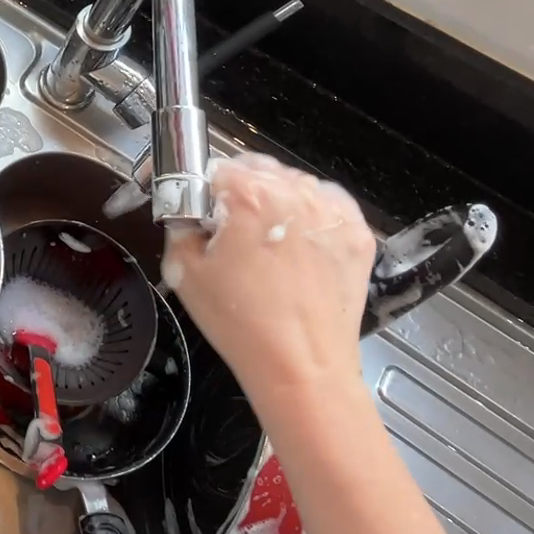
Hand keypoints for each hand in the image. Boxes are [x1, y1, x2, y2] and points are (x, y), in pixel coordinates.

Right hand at [162, 153, 375, 399]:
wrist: (301, 367)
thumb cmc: (239, 321)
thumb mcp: (183, 268)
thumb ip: (178, 223)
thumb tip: (185, 209)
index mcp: (248, 196)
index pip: (211, 166)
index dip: (190, 183)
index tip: (181, 199)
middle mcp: (294, 193)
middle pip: (252, 167)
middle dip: (230, 188)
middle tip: (219, 223)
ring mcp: (331, 212)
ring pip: (289, 181)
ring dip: (269, 196)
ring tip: (258, 234)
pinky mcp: (356, 234)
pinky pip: (325, 202)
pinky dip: (307, 211)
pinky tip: (292, 239)